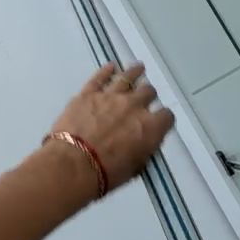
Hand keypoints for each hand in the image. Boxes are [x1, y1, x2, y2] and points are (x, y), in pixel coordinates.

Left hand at [49, 64, 172, 190]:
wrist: (73, 164)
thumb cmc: (107, 174)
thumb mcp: (135, 167)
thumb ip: (143, 149)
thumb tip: (144, 142)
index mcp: (150, 127)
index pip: (166, 116)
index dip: (163, 119)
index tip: (159, 121)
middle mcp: (134, 106)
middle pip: (147, 92)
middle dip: (148, 95)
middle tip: (145, 98)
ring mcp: (110, 96)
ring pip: (127, 78)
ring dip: (134, 72)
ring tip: (138, 67)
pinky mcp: (88, 93)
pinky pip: (100, 77)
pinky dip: (106, 70)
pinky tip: (110, 66)